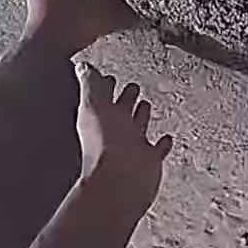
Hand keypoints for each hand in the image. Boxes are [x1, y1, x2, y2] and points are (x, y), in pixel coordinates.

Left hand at [74, 62, 174, 213]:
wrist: (120, 181)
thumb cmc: (105, 145)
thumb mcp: (93, 105)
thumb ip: (90, 85)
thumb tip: (81, 66)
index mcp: (102, 115)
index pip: (104, 94)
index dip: (106, 84)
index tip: (109, 76)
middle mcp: (116, 130)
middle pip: (122, 109)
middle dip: (127, 97)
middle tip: (132, 87)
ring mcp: (133, 145)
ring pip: (139, 125)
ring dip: (142, 116)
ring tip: (146, 105)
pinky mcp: (149, 160)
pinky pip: (158, 149)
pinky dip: (163, 143)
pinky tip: (167, 139)